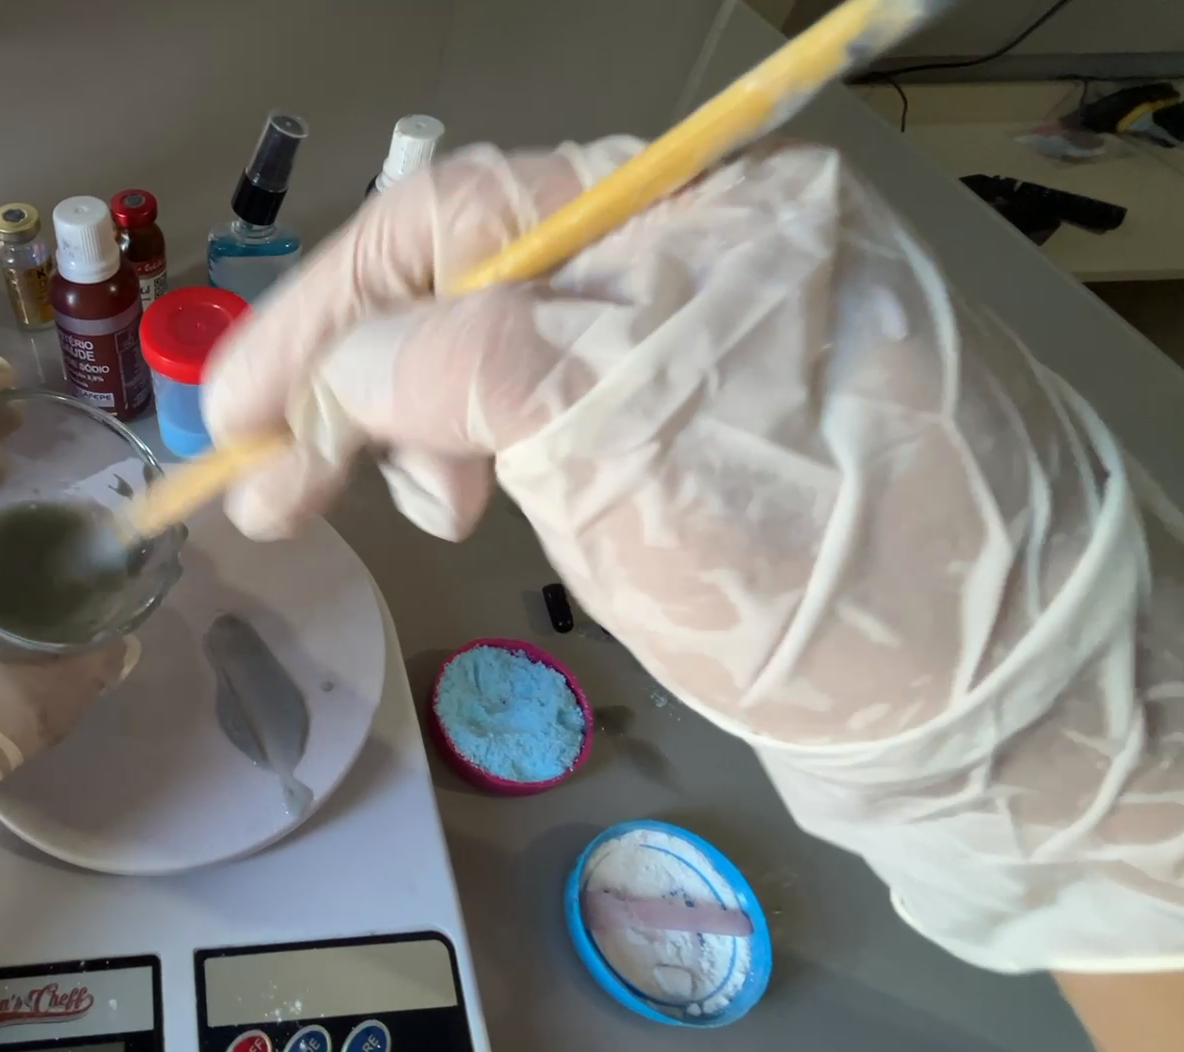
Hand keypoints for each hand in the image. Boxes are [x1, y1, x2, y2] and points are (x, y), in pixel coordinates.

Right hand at [204, 139, 1183, 975]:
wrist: (953, 697)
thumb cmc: (805, 560)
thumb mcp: (622, 438)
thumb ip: (467, 370)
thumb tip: (343, 366)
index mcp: (665, 220)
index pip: (442, 226)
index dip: (317, 311)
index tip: (230, 405)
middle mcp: (638, 265)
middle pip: (431, 295)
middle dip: (333, 389)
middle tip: (259, 484)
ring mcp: (619, 353)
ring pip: (446, 365)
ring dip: (385, 436)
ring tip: (386, 511)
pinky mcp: (608, 427)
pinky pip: (482, 420)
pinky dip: (435, 463)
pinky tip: (444, 507)